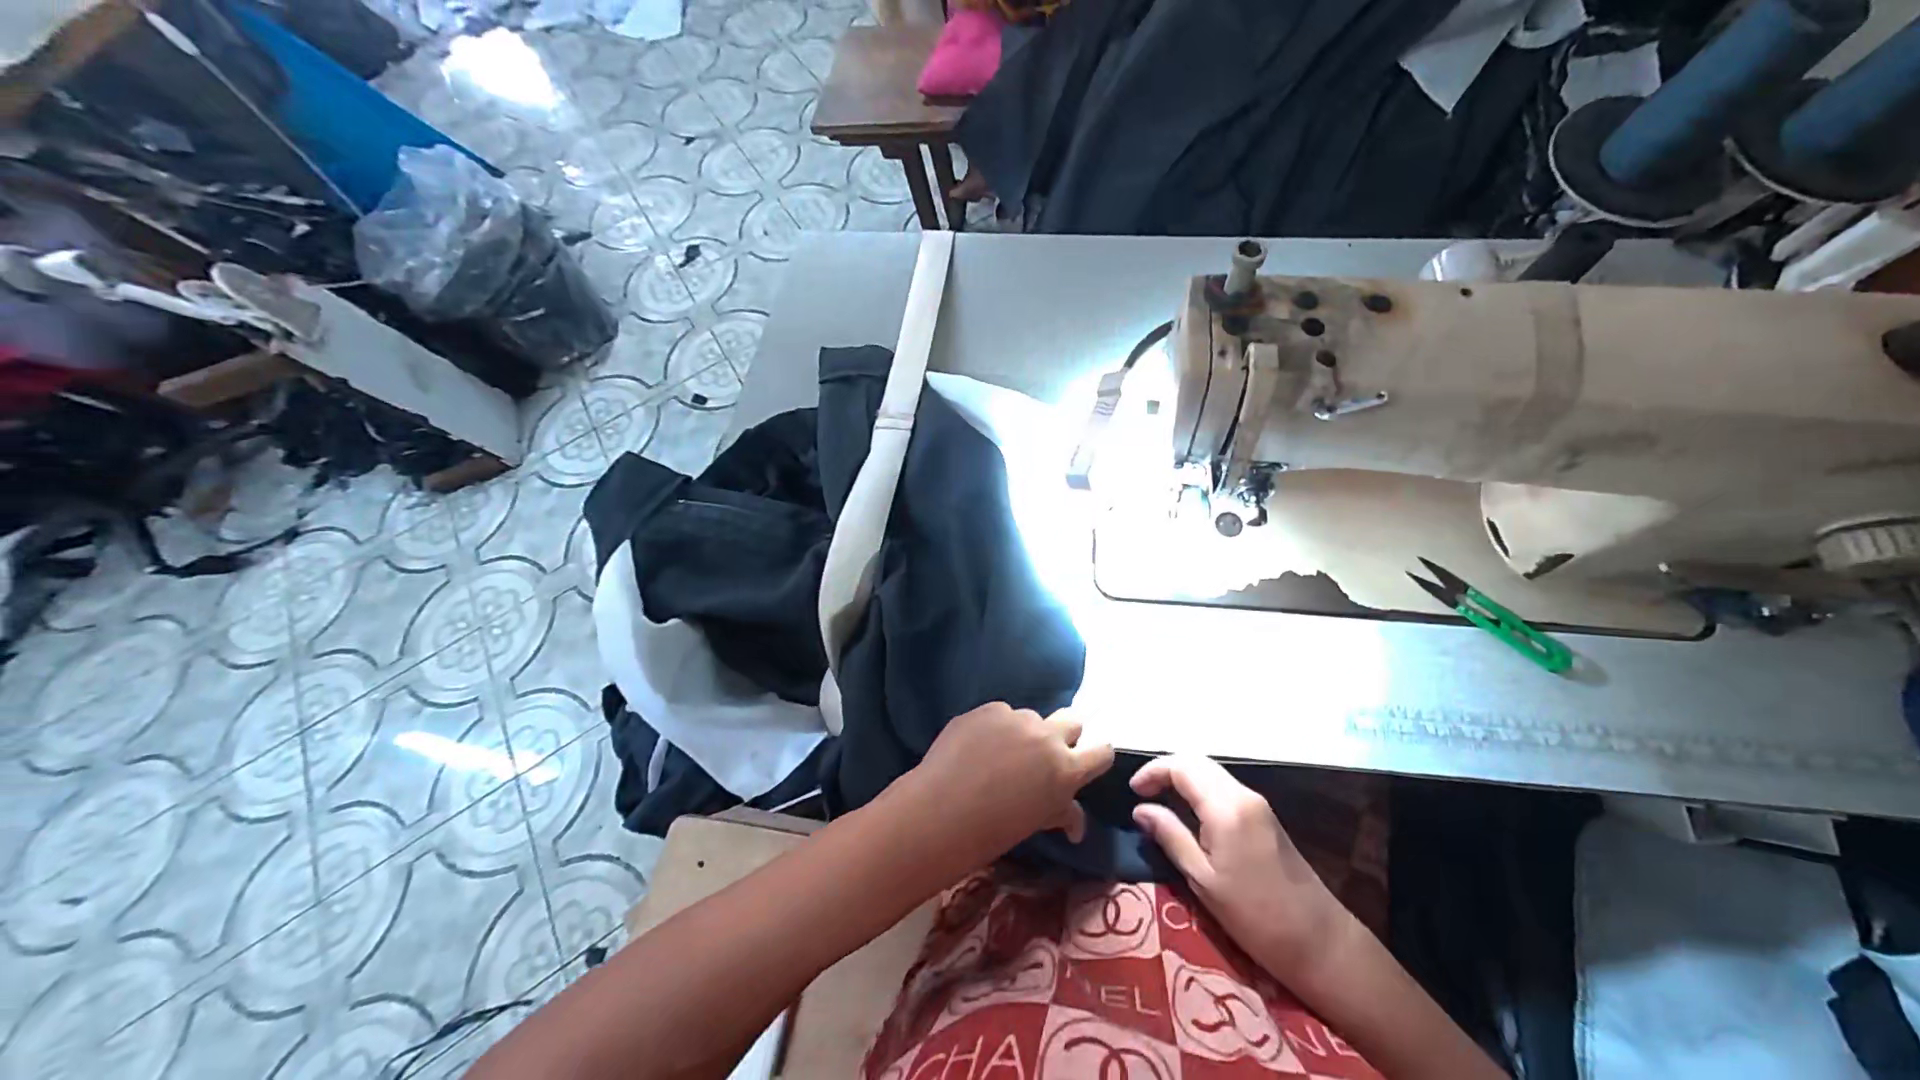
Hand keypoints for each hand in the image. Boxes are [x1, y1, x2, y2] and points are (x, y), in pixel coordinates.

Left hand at [905, 703, 1114, 866]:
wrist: (945, 809)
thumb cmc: (996, 828)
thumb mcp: (1037, 823)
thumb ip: (1061, 814)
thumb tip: (1076, 829)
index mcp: (1067, 768)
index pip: (1102, 751)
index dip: (1095, 756)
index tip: (1086, 762)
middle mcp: (1047, 737)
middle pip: (1072, 722)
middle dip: (1064, 736)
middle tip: (1042, 757)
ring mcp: (1016, 718)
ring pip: (1031, 718)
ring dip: (1024, 733)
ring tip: (999, 755)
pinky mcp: (988, 709)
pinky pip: (1000, 714)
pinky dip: (994, 728)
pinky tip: (976, 748)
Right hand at [1131, 755, 1352, 982]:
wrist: (1319, 941)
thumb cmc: (1254, 915)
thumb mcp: (1202, 879)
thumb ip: (1170, 837)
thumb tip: (1141, 809)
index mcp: (1226, 807)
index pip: (1182, 766)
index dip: (1152, 771)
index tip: (1132, 792)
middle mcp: (1243, 795)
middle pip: (1198, 762)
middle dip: (1166, 770)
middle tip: (1143, 794)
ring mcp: (1258, 804)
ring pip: (1212, 773)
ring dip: (1184, 779)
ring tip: (1160, 802)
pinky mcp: (1265, 817)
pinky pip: (1224, 789)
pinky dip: (1200, 791)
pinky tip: (1188, 814)